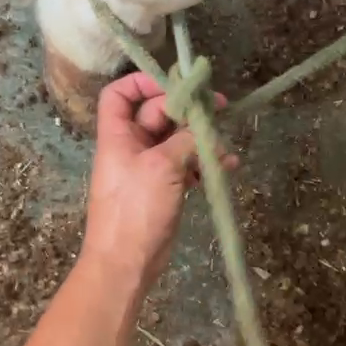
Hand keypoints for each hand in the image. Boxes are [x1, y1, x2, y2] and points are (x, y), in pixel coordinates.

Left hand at [78, 72, 230, 290]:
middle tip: (220, 109)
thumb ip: (186, 140)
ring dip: (200, 138)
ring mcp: (148, 168)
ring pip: (176, 140)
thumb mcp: (162, 167)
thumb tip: (208, 129)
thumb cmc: (135, 210)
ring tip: (225, 144)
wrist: (125, 264)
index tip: (175, 84)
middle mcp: (131, 146)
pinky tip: (226, 166)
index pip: (120, 94)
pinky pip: (185, 165)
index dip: (143, 82)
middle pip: (157, 114)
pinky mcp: (164, 188)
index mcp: (118, 135)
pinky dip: (204, 162)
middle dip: (187, 111)